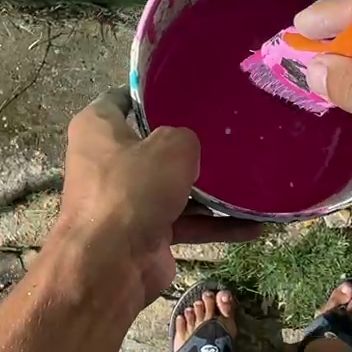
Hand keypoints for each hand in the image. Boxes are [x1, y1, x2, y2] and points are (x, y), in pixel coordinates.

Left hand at [49, 90, 259, 302]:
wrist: (112, 264)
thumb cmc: (133, 189)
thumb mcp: (171, 146)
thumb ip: (186, 138)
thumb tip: (188, 152)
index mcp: (97, 128)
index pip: (122, 99)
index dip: (152, 92)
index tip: (187, 88)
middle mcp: (107, 162)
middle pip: (153, 146)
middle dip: (187, 145)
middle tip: (227, 133)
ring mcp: (126, 200)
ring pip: (174, 188)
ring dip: (211, 192)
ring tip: (251, 181)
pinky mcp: (145, 233)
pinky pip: (187, 223)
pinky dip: (216, 225)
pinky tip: (254, 226)